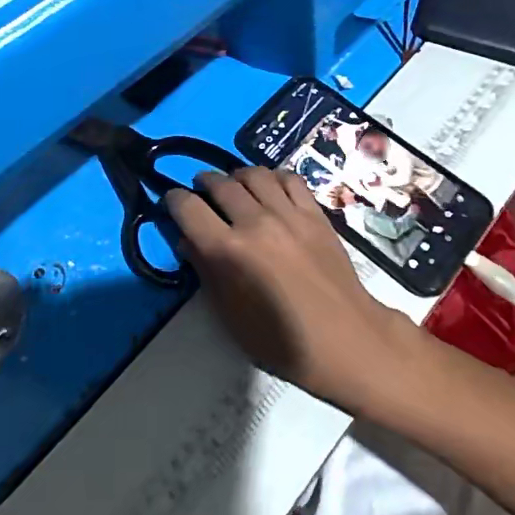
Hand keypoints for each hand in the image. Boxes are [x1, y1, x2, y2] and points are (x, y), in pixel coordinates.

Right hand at [165, 168, 421, 412]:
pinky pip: (290, 179)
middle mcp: (256, 222)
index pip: (189, 208)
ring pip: (255, 174)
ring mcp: (289, 214)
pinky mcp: (315, 212)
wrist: (342, 337)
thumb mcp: (230, 315)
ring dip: (237, 175)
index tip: (172, 202)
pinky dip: (273, 177)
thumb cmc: (280, 340)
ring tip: (234, 185)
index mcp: (229, 251)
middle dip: (203, 183)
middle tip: (200, 191)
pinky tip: (270, 188)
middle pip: (221, 184)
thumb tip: (188, 240)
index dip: (174, 201)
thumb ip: (206, 271)